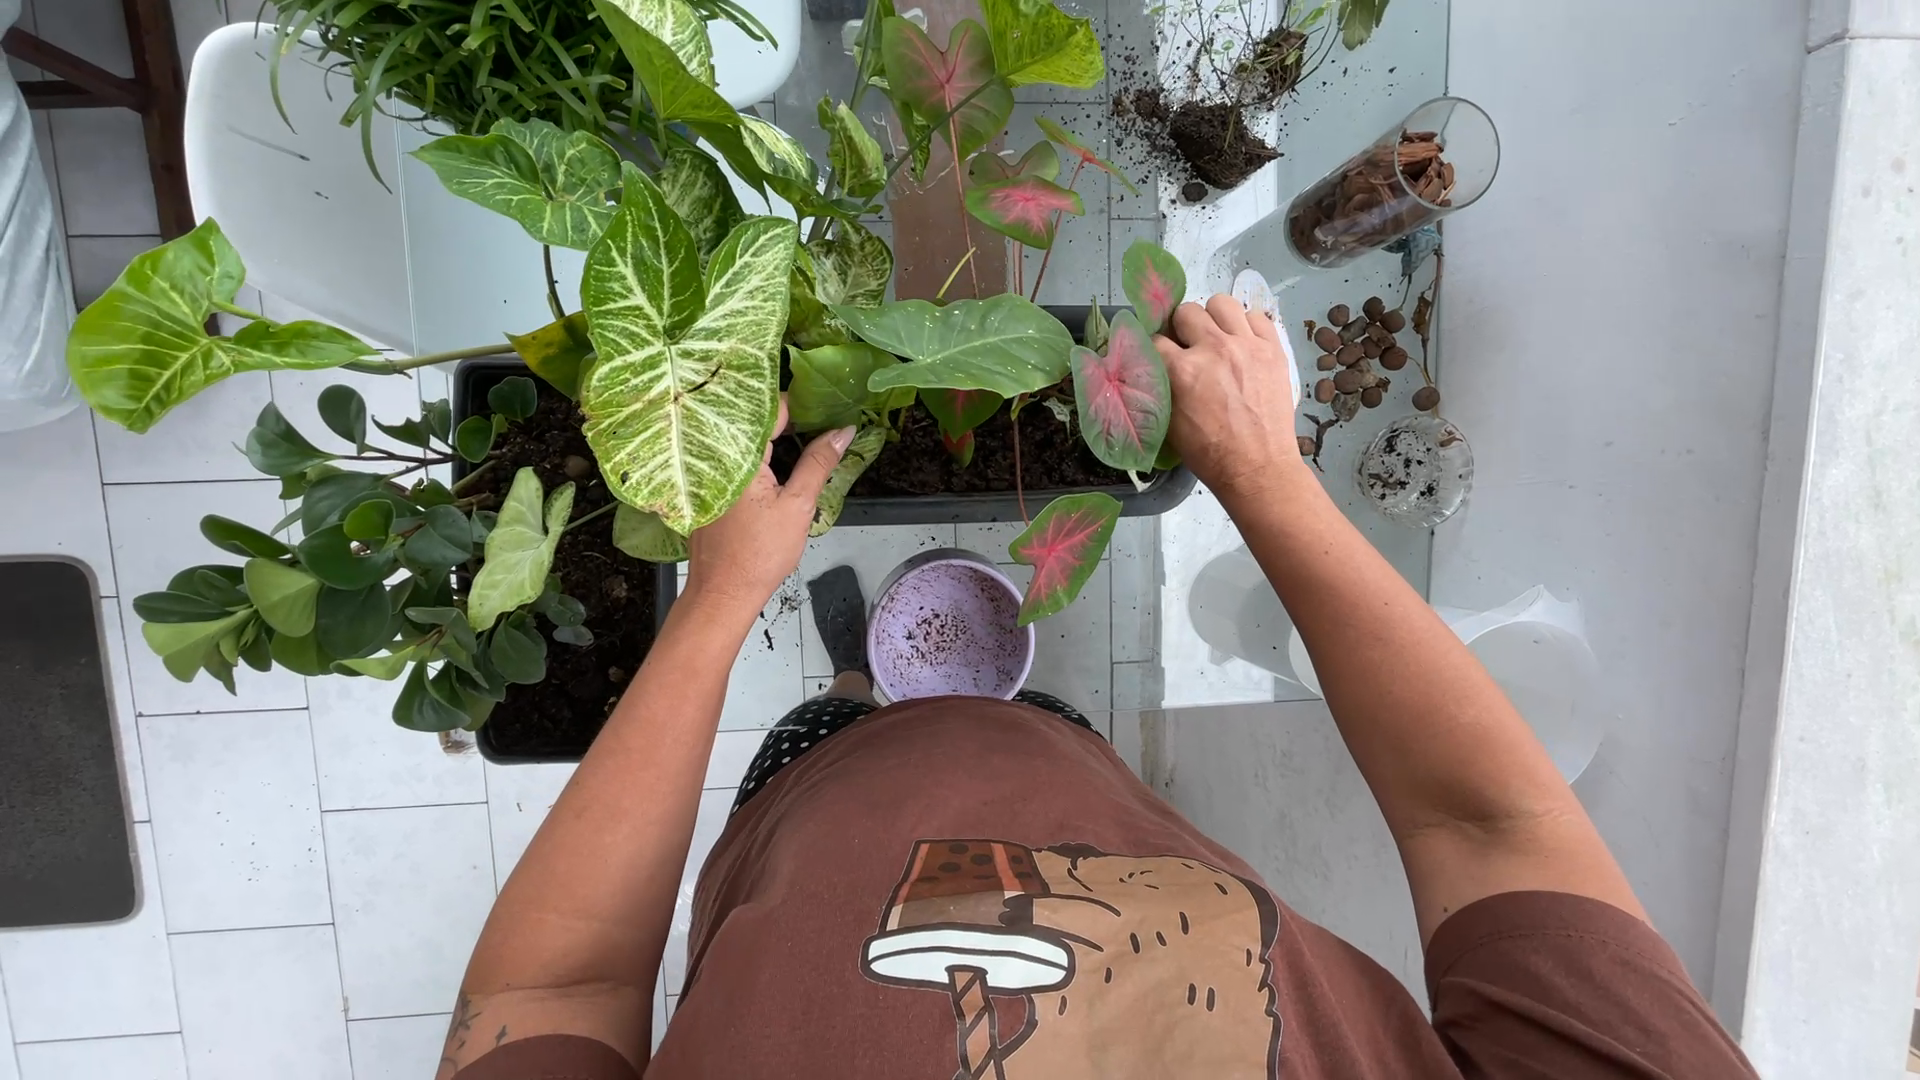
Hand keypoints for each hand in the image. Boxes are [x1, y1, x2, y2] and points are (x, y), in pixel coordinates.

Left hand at [685, 398, 852, 612]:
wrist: (724, 591)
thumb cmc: (759, 554)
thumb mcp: (798, 505)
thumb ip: (819, 462)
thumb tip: (843, 431)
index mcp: (738, 454)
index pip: (771, 409)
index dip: (802, 404)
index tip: (828, 405)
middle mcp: (716, 454)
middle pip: (757, 418)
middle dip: (792, 417)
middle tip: (825, 420)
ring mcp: (710, 468)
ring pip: (747, 436)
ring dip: (777, 435)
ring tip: (811, 436)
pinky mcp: (711, 483)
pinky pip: (738, 454)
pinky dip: (762, 452)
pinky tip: (784, 459)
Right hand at [1155, 295, 1305, 500]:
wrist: (1256, 466)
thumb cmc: (1208, 452)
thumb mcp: (1169, 422)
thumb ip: (1160, 386)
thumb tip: (1154, 366)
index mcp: (1183, 370)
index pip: (1155, 339)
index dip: (1154, 349)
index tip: (1158, 359)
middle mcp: (1214, 348)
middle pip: (1187, 311)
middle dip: (1181, 329)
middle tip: (1187, 347)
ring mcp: (1247, 345)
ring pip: (1222, 303)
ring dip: (1213, 318)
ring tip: (1215, 339)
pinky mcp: (1272, 349)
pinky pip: (1255, 316)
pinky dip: (1244, 326)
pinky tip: (1241, 345)